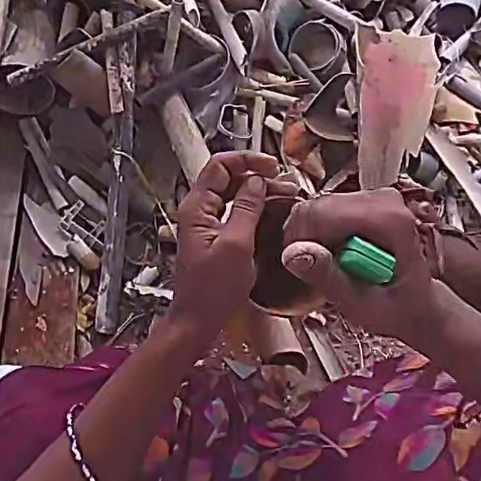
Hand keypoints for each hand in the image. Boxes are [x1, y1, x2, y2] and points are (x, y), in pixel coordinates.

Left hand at [168, 151, 289, 333]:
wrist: (197, 320)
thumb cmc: (212, 290)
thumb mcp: (237, 245)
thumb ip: (247, 208)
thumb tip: (257, 181)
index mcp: (196, 208)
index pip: (219, 165)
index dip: (246, 160)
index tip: (271, 166)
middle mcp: (197, 211)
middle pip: (227, 177)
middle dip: (257, 176)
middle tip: (284, 184)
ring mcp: (204, 223)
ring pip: (232, 194)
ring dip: (258, 192)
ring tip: (284, 196)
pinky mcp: (213, 235)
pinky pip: (234, 211)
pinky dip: (253, 207)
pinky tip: (271, 211)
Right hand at [279, 189, 450, 349]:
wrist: (419, 304)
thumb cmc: (399, 309)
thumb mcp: (361, 304)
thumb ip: (328, 277)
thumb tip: (294, 253)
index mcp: (391, 221)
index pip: (322, 214)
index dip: (301, 241)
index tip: (303, 269)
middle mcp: (385, 201)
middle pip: (317, 207)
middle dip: (305, 240)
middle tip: (314, 272)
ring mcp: (375, 197)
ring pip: (316, 206)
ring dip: (311, 238)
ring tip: (328, 267)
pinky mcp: (365, 199)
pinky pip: (324, 209)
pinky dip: (318, 233)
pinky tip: (332, 255)